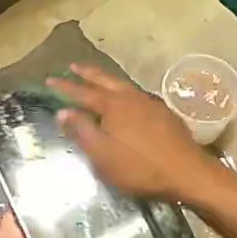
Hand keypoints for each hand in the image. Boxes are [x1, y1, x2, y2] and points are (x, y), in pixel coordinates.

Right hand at [47, 64, 223, 200]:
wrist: (186, 171)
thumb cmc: (139, 167)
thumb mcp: (103, 155)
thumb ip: (82, 131)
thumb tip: (63, 111)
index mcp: (113, 105)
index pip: (83, 92)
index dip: (65, 87)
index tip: (50, 80)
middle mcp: (131, 97)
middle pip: (105, 80)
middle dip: (87, 73)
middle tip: (73, 65)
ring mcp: (150, 102)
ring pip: (123, 85)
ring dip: (107, 80)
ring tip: (97, 78)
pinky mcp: (164, 112)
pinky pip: (137, 94)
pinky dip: (124, 91)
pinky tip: (126, 99)